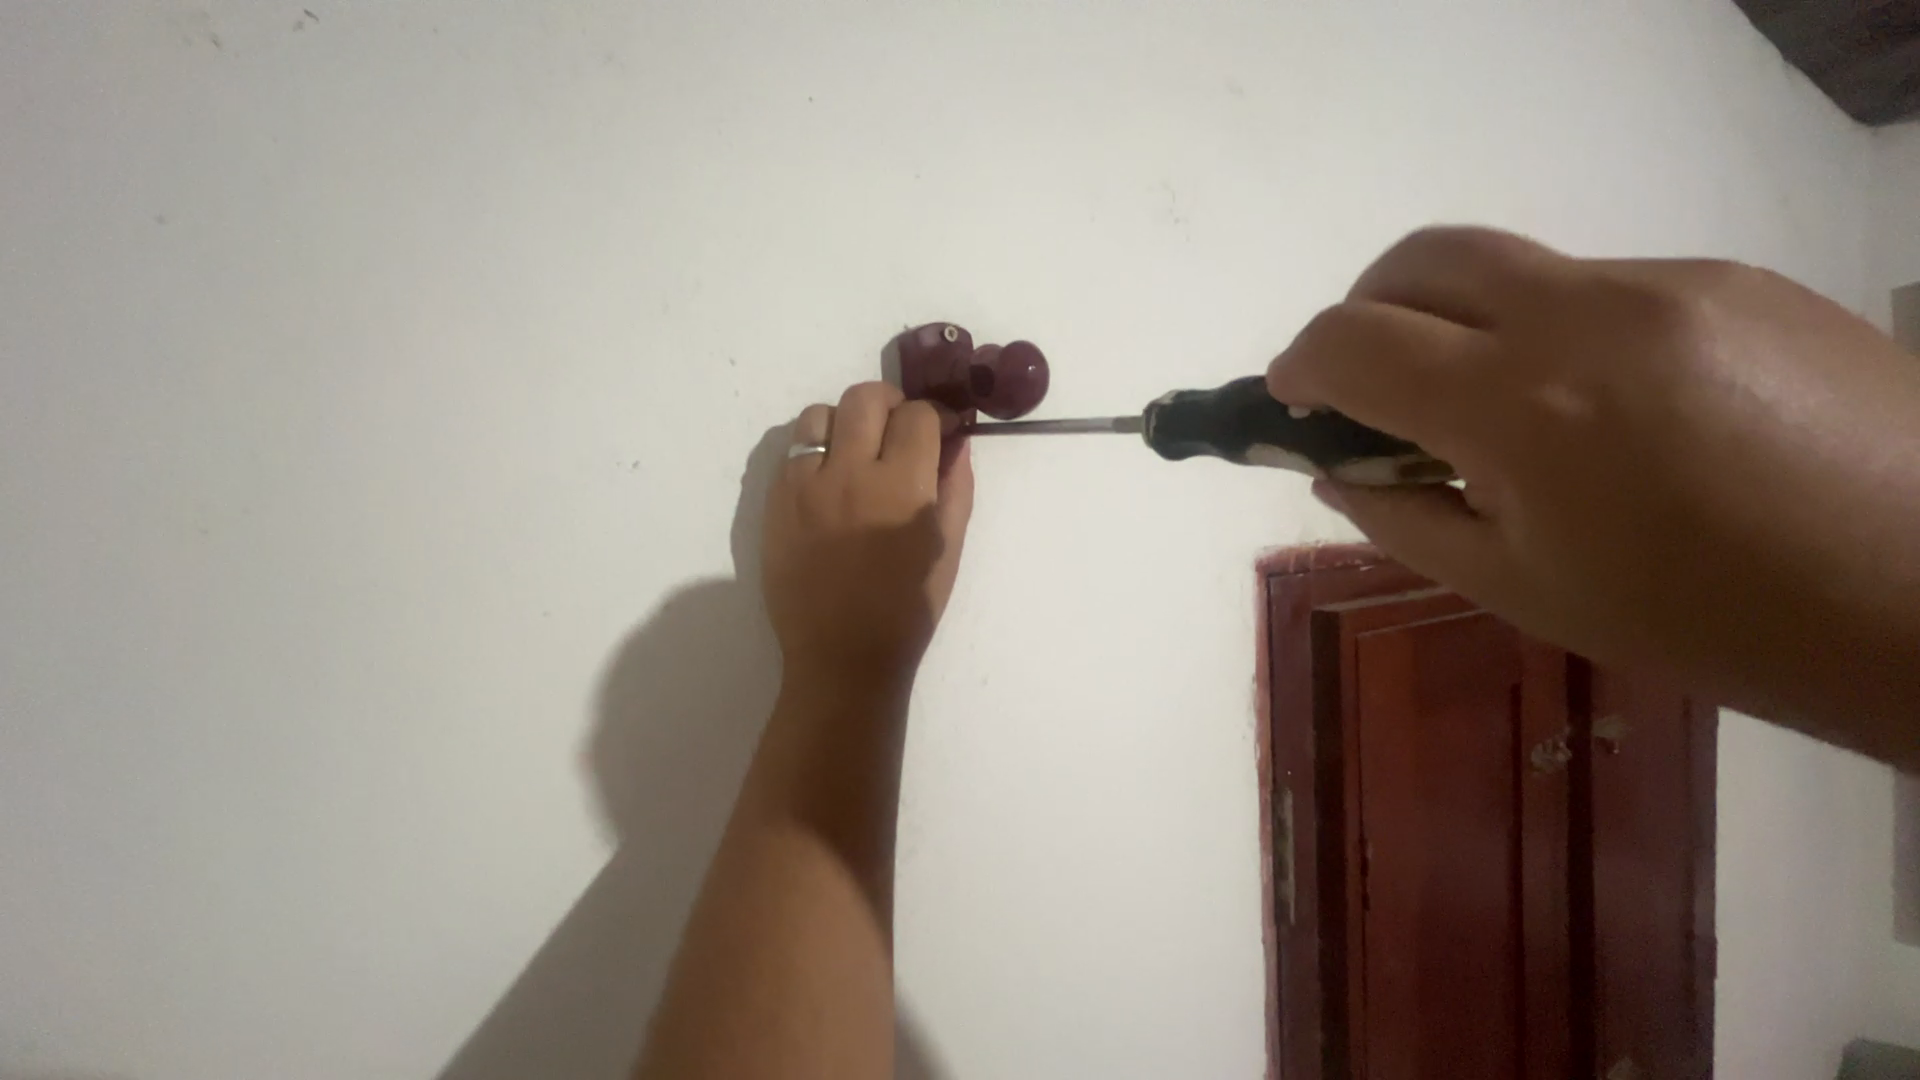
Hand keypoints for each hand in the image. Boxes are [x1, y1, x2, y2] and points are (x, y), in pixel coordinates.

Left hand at [762, 382, 973, 688]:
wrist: (842, 655)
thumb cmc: (908, 610)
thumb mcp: (948, 548)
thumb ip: (956, 487)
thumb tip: (957, 441)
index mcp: (903, 489)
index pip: (918, 416)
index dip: (936, 414)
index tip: (941, 428)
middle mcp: (851, 475)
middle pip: (865, 398)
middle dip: (891, 403)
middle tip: (899, 427)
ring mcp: (805, 486)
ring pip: (819, 415)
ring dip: (845, 422)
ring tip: (856, 451)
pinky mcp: (775, 502)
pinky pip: (792, 450)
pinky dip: (815, 451)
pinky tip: (828, 479)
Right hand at [1267, 227, 1919, 746]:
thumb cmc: (1700, 619)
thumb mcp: (1513, 585)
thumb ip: (1396, 516)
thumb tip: (1332, 471)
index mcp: (1522, 406)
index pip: (1355, 341)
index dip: (1299, 365)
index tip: (1291, 400)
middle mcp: (1587, 314)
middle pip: (1420, 258)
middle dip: (1360, 312)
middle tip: (1363, 386)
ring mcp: (1668, 284)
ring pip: (1504, 269)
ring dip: (1450, 323)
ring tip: (1482, 410)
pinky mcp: (1729, 281)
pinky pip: (1587, 286)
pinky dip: (1536, 331)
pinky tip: (1584, 407)